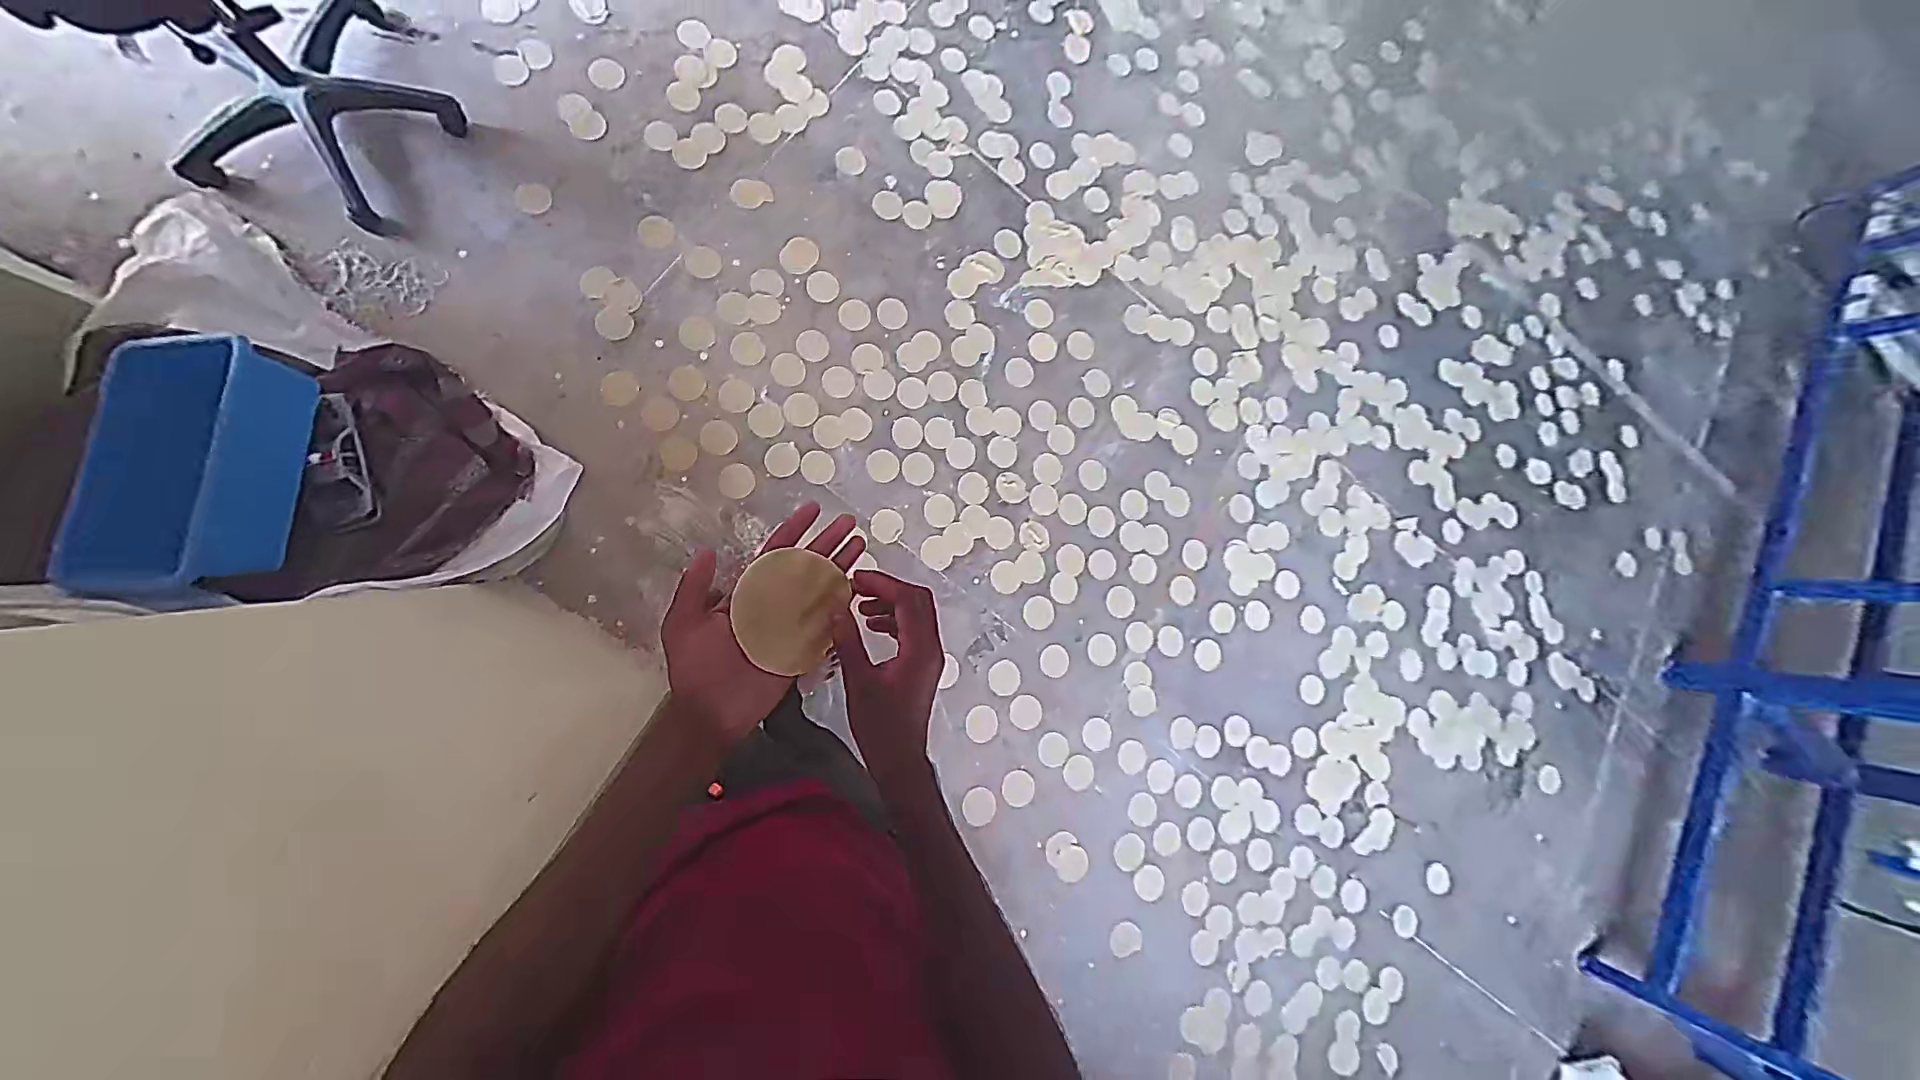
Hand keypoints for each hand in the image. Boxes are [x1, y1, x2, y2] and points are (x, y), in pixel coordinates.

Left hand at [662, 503, 864, 746]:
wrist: (710, 712)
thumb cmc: (694, 668)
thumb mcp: (682, 623)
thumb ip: (694, 587)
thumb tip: (706, 551)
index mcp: (747, 593)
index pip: (775, 554)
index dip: (794, 530)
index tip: (813, 511)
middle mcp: (772, 603)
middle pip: (805, 565)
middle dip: (827, 542)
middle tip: (849, 523)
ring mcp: (790, 624)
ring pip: (819, 588)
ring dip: (840, 566)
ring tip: (860, 546)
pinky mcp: (802, 646)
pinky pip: (825, 621)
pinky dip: (840, 603)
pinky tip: (856, 585)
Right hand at [831, 569, 943, 785]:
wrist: (899, 759)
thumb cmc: (881, 729)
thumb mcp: (858, 681)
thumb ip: (848, 643)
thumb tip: (838, 611)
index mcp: (920, 649)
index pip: (908, 600)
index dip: (882, 584)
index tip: (858, 579)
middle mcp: (931, 649)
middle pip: (917, 601)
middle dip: (888, 589)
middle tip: (859, 587)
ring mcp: (929, 658)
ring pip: (916, 615)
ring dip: (890, 604)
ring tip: (860, 606)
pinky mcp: (922, 666)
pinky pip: (912, 631)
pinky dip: (893, 621)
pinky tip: (871, 626)